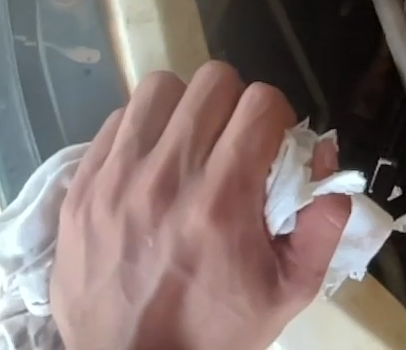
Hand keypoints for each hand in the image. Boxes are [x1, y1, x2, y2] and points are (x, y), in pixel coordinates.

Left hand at [51, 63, 349, 349]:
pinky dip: (142, 131)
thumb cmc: (216, 331)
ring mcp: (115, 180)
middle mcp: (167, 179)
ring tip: (190, 143)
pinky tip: (151, 163)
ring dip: (185, 108)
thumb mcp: (291, 290)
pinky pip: (118, 120)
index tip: (271, 145)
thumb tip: (326, 156)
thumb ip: (324, 222)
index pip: (262, 102)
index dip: (276, 116)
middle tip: (233, 141)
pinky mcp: (80, 188)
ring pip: (161, 88)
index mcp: (221, 201)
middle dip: (234, 104)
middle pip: (214, 80)